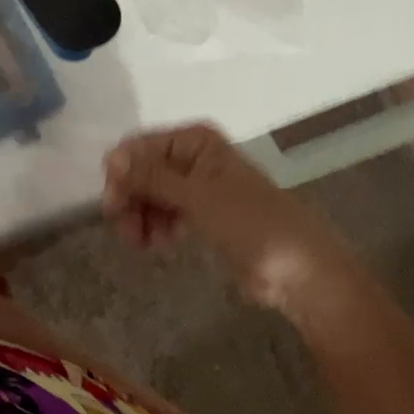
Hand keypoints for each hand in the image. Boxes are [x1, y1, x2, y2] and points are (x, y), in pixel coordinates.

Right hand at [104, 124, 359, 311]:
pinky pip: (165, 211)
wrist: (303, 272)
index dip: (121, 174)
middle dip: (130, 198)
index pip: (138, 147)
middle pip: (141, 170)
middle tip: (123, 231)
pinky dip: (155, 225)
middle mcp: (194, 156)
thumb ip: (151, 177)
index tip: (112, 206)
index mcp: (195, 141)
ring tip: (141, 244)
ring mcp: (198, 185)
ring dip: (139, 216)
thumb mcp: (196, 197)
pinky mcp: (203, 213)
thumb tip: (111, 157)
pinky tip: (157, 243)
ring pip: (150, 193)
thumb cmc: (252, 225)